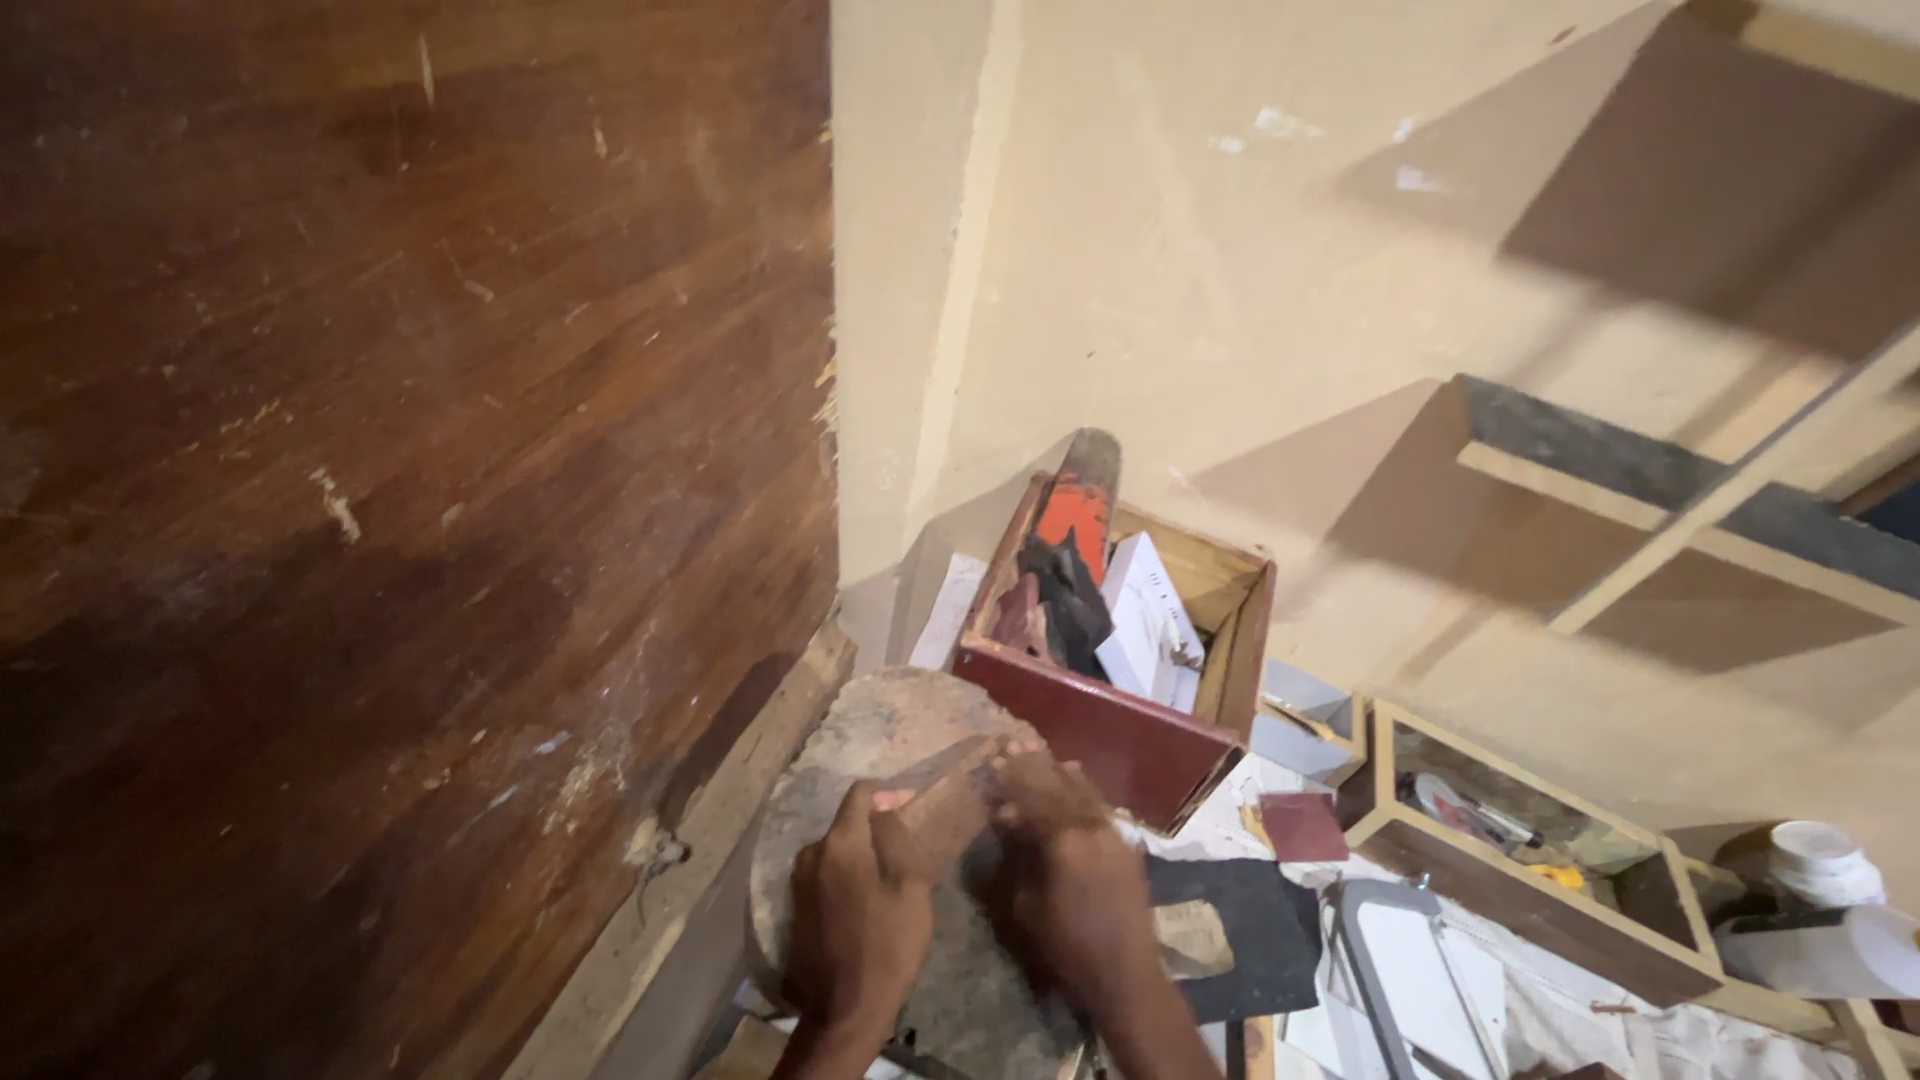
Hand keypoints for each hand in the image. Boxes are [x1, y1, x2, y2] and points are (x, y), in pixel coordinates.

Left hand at [785, 780, 932, 1035]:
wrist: (845, 1007)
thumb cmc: (888, 943)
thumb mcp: (909, 886)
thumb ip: (895, 838)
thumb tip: (884, 810)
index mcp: (840, 843)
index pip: (859, 794)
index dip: (886, 793)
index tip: (907, 805)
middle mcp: (811, 854)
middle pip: (845, 822)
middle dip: (873, 825)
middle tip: (902, 843)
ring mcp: (798, 882)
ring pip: (833, 849)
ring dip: (857, 852)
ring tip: (884, 872)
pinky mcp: (795, 907)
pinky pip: (823, 873)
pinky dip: (843, 873)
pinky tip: (862, 896)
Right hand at [986, 746, 1160, 1018]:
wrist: (1125, 973)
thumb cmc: (1066, 945)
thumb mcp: (1026, 905)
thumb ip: (1016, 855)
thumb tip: (1006, 820)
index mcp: (1062, 839)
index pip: (1029, 798)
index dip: (1008, 781)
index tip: (991, 762)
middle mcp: (1089, 826)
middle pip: (1055, 786)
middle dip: (1031, 765)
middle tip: (1011, 744)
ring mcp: (1112, 831)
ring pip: (1080, 790)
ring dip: (1057, 770)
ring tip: (1039, 751)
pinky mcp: (1125, 843)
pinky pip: (1099, 803)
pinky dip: (1083, 786)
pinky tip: (1074, 775)